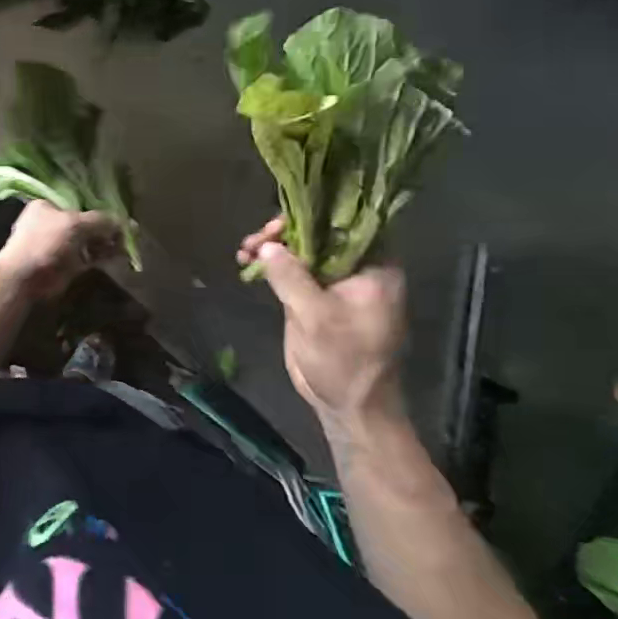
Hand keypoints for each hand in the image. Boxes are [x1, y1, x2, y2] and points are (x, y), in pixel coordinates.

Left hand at [0, 200, 120, 301]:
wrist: (25, 278)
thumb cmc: (46, 242)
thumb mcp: (76, 224)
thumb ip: (102, 220)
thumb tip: (127, 223)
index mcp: (48, 205)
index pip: (79, 202)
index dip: (100, 206)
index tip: (119, 212)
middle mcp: (53, 223)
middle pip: (86, 222)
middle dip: (106, 227)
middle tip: (128, 230)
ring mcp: (59, 244)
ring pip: (89, 240)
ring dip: (107, 242)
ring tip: (127, 243)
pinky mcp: (66, 264)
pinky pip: (89, 256)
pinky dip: (103, 255)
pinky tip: (120, 254)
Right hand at [238, 217, 406, 434]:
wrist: (348, 405)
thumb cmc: (346, 361)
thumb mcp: (317, 317)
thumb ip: (291, 278)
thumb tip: (267, 247)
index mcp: (373, 266)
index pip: (345, 222)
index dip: (313, 213)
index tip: (281, 220)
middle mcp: (356, 266)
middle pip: (319, 232)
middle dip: (285, 232)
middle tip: (255, 240)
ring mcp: (333, 281)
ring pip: (301, 249)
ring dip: (272, 247)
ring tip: (244, 251)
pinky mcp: (314, 296)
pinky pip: (292, 270)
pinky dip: (271, 264)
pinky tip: (247, 262)